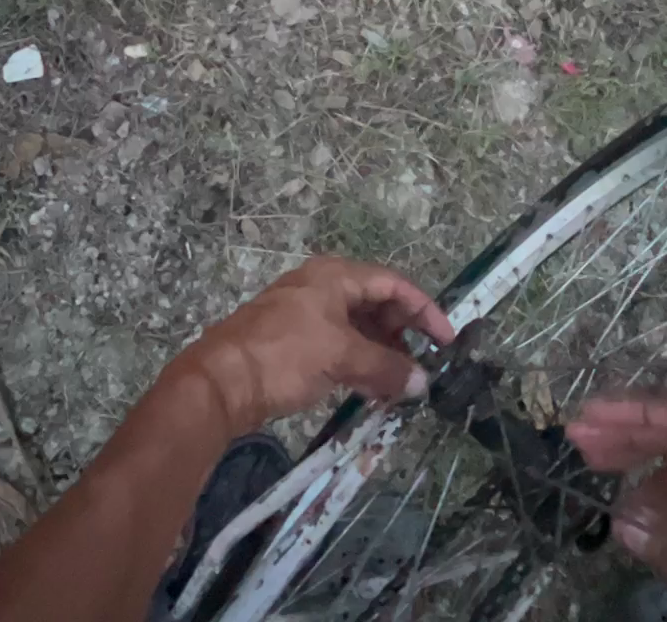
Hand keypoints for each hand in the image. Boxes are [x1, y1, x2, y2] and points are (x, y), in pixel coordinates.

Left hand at [170, 255, 454, 435]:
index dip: (424, 310)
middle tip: (423, 364)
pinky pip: (340, 345)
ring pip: (358, 328)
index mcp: (336, 276)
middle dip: (403, 335)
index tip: (446, 340)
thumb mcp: (342, 357)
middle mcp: (324, 287)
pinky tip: (373, 391)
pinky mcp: (295, 341)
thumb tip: (422, 383)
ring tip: (401, 384)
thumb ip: (386, 368)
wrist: (219, 382)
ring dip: (382, 354)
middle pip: (377, 304)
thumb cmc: (285, 355)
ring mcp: (308, 314)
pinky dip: (360, 363)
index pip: (394, 284)